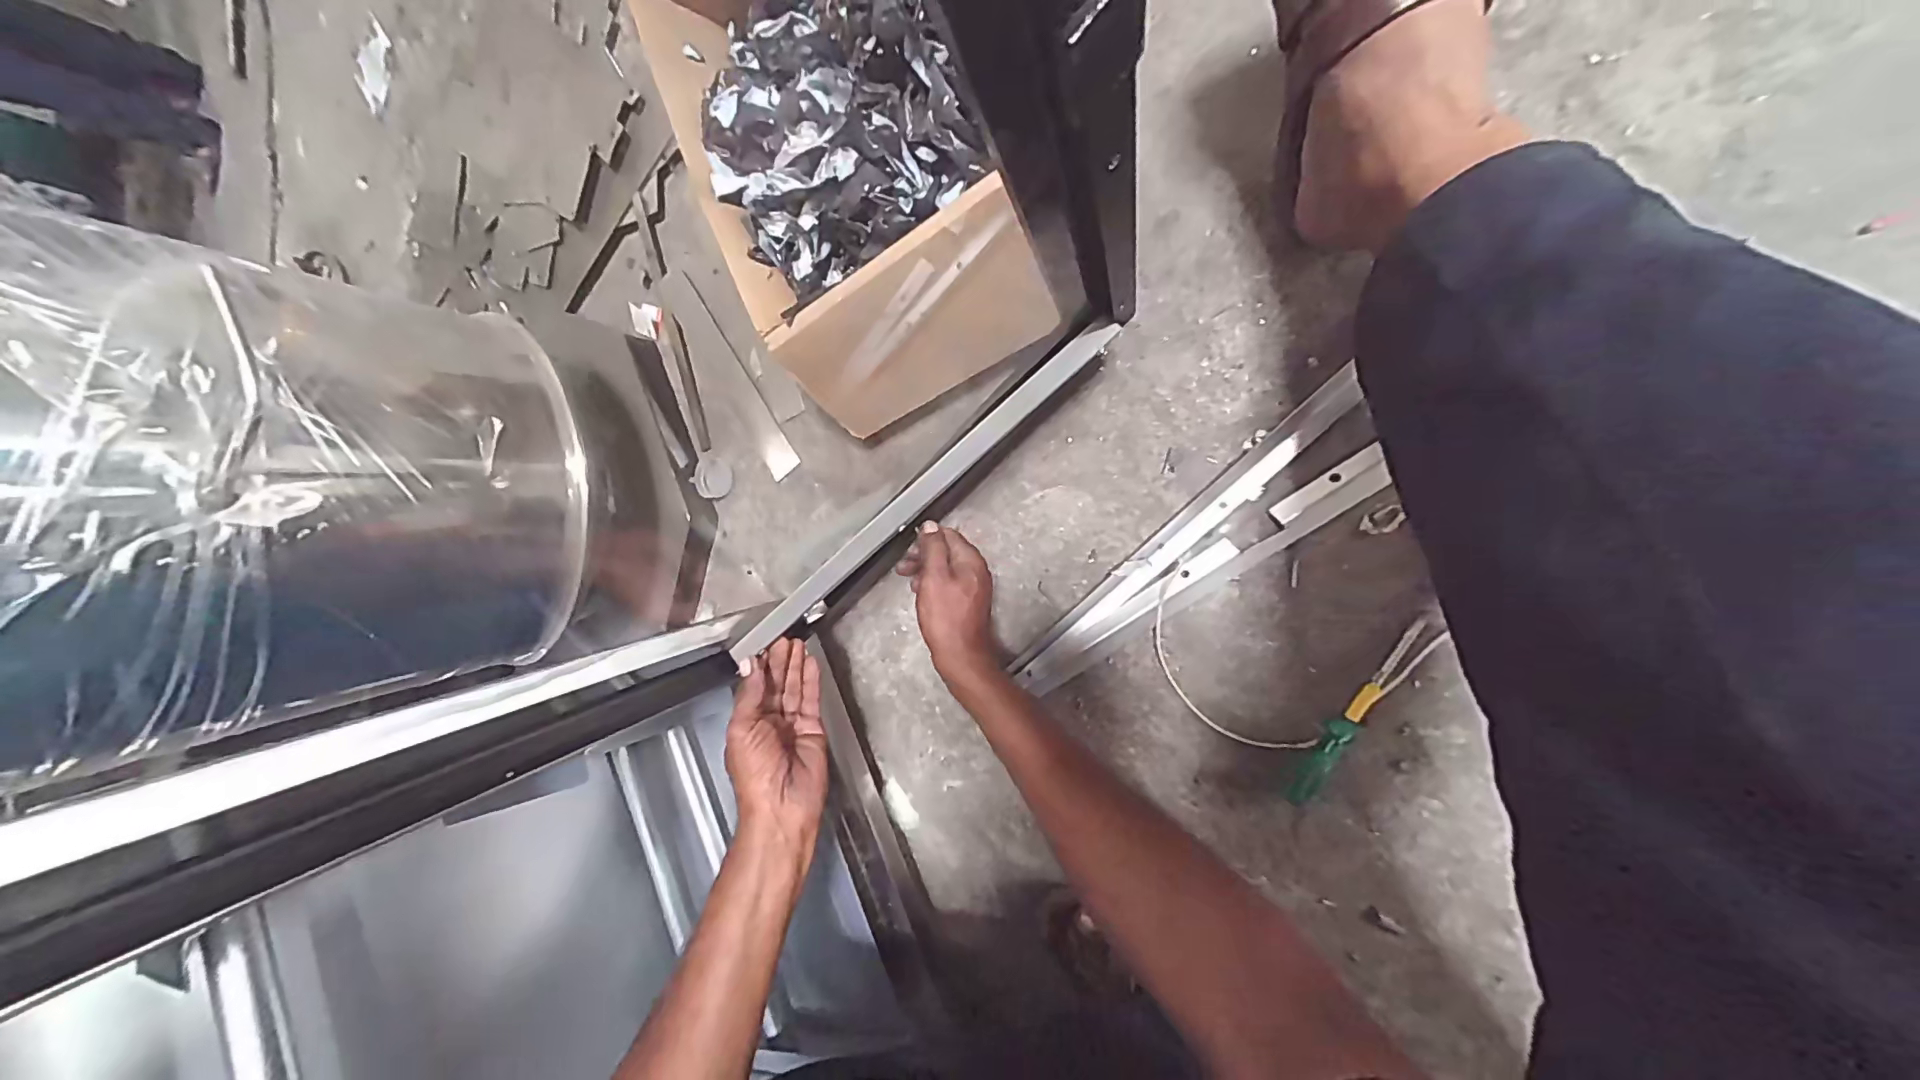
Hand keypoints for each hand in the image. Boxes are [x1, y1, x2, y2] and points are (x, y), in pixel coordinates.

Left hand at [725, 639, 829, 860]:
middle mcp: (770, 723)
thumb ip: (749, 695)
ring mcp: (792, 726)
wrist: (781, 807)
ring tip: (797, 644)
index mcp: (747, 724)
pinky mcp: (813, 730)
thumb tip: (750, 667)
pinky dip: (811, 680)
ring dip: (795, 666)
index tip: (764, 645)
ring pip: (794, 688)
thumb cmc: (755, 779)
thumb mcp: (742, 730)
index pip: (755, 687)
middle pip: (776, 684)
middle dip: (780, 661)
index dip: (760, 666)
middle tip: (783, 639)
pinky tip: (810, 665)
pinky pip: (811, 699)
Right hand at [894, 521, 998, 680]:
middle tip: (905, 566)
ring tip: (910, 580)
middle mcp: (977, 570)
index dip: (927, 538)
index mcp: (971, 560)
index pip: (949, 535)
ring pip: (947, 568)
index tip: (909, 549)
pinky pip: (950, 583)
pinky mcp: (969, 601)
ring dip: (927, 570)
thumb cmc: (945, 617)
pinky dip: (934, 583)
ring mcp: (974, 586)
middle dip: (924, 555)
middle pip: (948, 551)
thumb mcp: (934, 577)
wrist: (960, 654)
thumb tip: (930, 526)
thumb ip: (933, 548)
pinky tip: (922, 593)